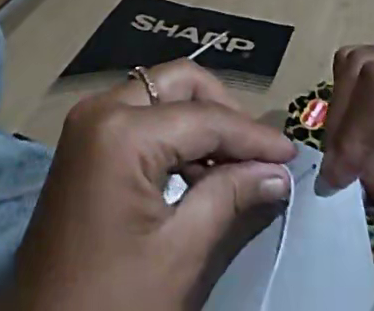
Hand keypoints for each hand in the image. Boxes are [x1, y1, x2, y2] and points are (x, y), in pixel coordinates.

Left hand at [0, 60, 298, 310]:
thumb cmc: (112, 298)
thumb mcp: (180, 252)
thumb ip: (230, 196)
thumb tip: (275, 171)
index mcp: (121, 130)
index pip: (204, 117)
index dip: (252, 135)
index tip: (290, 153)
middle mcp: (100, 108)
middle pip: (178, 83)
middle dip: (222, 110)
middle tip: (259, 152)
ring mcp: (87, 122)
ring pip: (158, 95)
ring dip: (199, 122)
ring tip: (237, 167)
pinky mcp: (84, 142)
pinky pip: (138, 116)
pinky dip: (172, 134)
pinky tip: (200, 172)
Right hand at [318, 39, 373, 310]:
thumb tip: (341, 177)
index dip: (354, 127)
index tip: (338, 184)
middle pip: (371, 63)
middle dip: (346, 116)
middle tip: (338, 177)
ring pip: (371, 70)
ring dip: (352, 114)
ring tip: (351, 167)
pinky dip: (369, 118)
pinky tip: (372, 153)